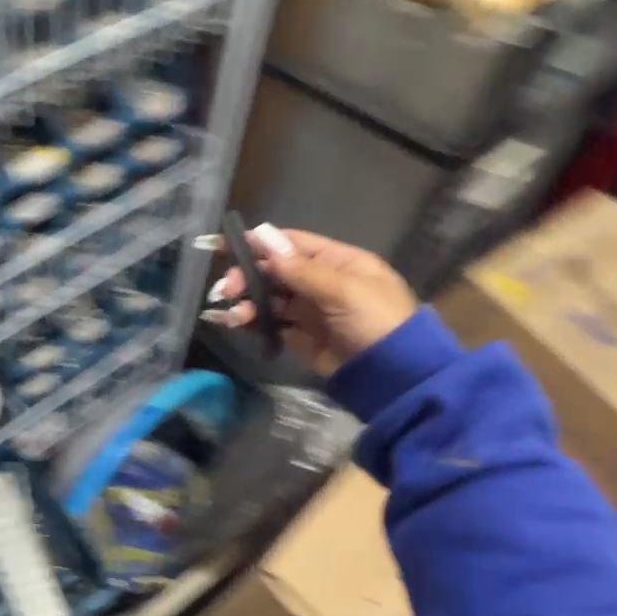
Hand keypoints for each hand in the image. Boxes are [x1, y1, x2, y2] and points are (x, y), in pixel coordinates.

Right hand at [208, 226, 417, 375]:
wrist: (395, 376)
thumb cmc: (376, 322)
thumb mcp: (344, 290)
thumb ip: (302, 269)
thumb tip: (264, 238)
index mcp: (338, 262)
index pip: (291, 244)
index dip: (257, 243)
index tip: (221, 246)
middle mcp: (322, 283)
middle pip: (275, 272)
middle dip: (247, 277)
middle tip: (226, 290)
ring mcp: (312, 312)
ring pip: (270, 300)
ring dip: (247, 304)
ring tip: (232, 316)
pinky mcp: (303, 339)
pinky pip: (272, 325)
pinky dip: (252, 324)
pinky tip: (234, 324)